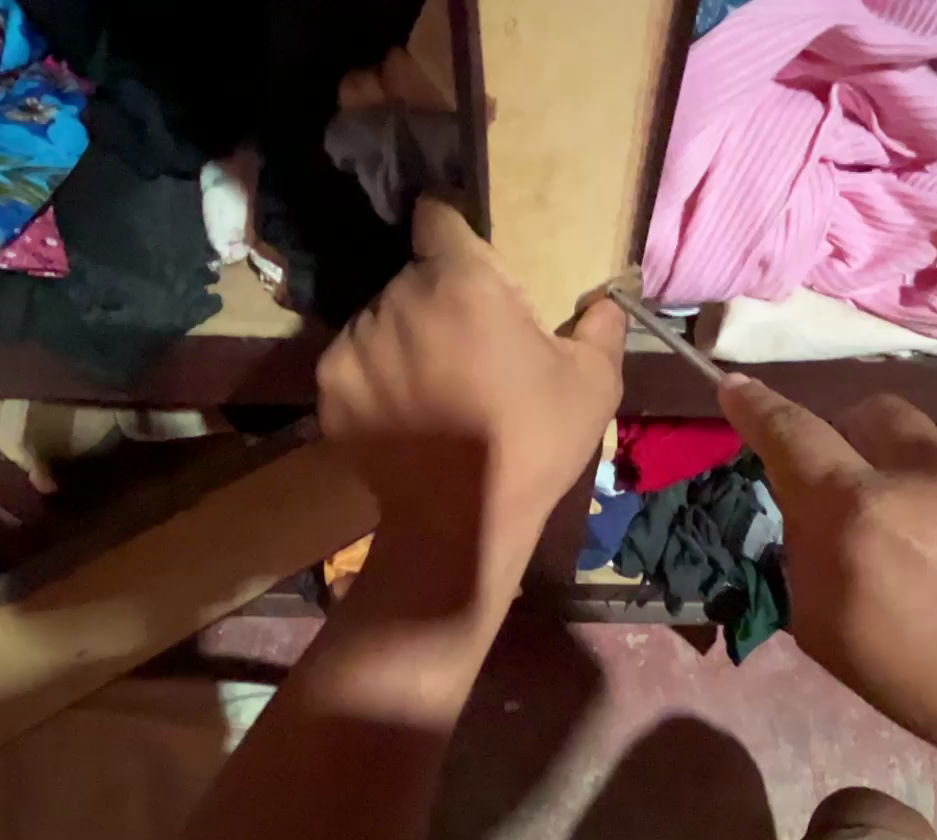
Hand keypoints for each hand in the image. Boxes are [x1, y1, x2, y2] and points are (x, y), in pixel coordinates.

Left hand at [318, 198, 625, 548]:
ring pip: (383, 319)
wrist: (460, 526)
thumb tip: (607, 302)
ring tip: (436, 391)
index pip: (439, 216)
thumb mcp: (592, 388)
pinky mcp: (330, 388)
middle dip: (440, 302)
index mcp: (462, 283)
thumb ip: (602, 329)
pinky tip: (406, 416)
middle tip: (470, 352)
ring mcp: (355, 344)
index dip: (454, 233)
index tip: (469, 263)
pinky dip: (377, 379)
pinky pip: (355, 363)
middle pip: (415, 278)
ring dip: (406, 340)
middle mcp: (397, 298)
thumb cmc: (532, 448)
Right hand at [718, 377, 936, 763]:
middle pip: (870, 412)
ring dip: (924, 484)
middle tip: (862, 489)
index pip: (793, 435)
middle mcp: (925, 472)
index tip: (736, 387)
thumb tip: (810, 512)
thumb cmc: (930, 685)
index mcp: (859, 515)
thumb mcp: (829, 635)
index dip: (758, 407)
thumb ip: (805, 557)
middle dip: (852, 439)